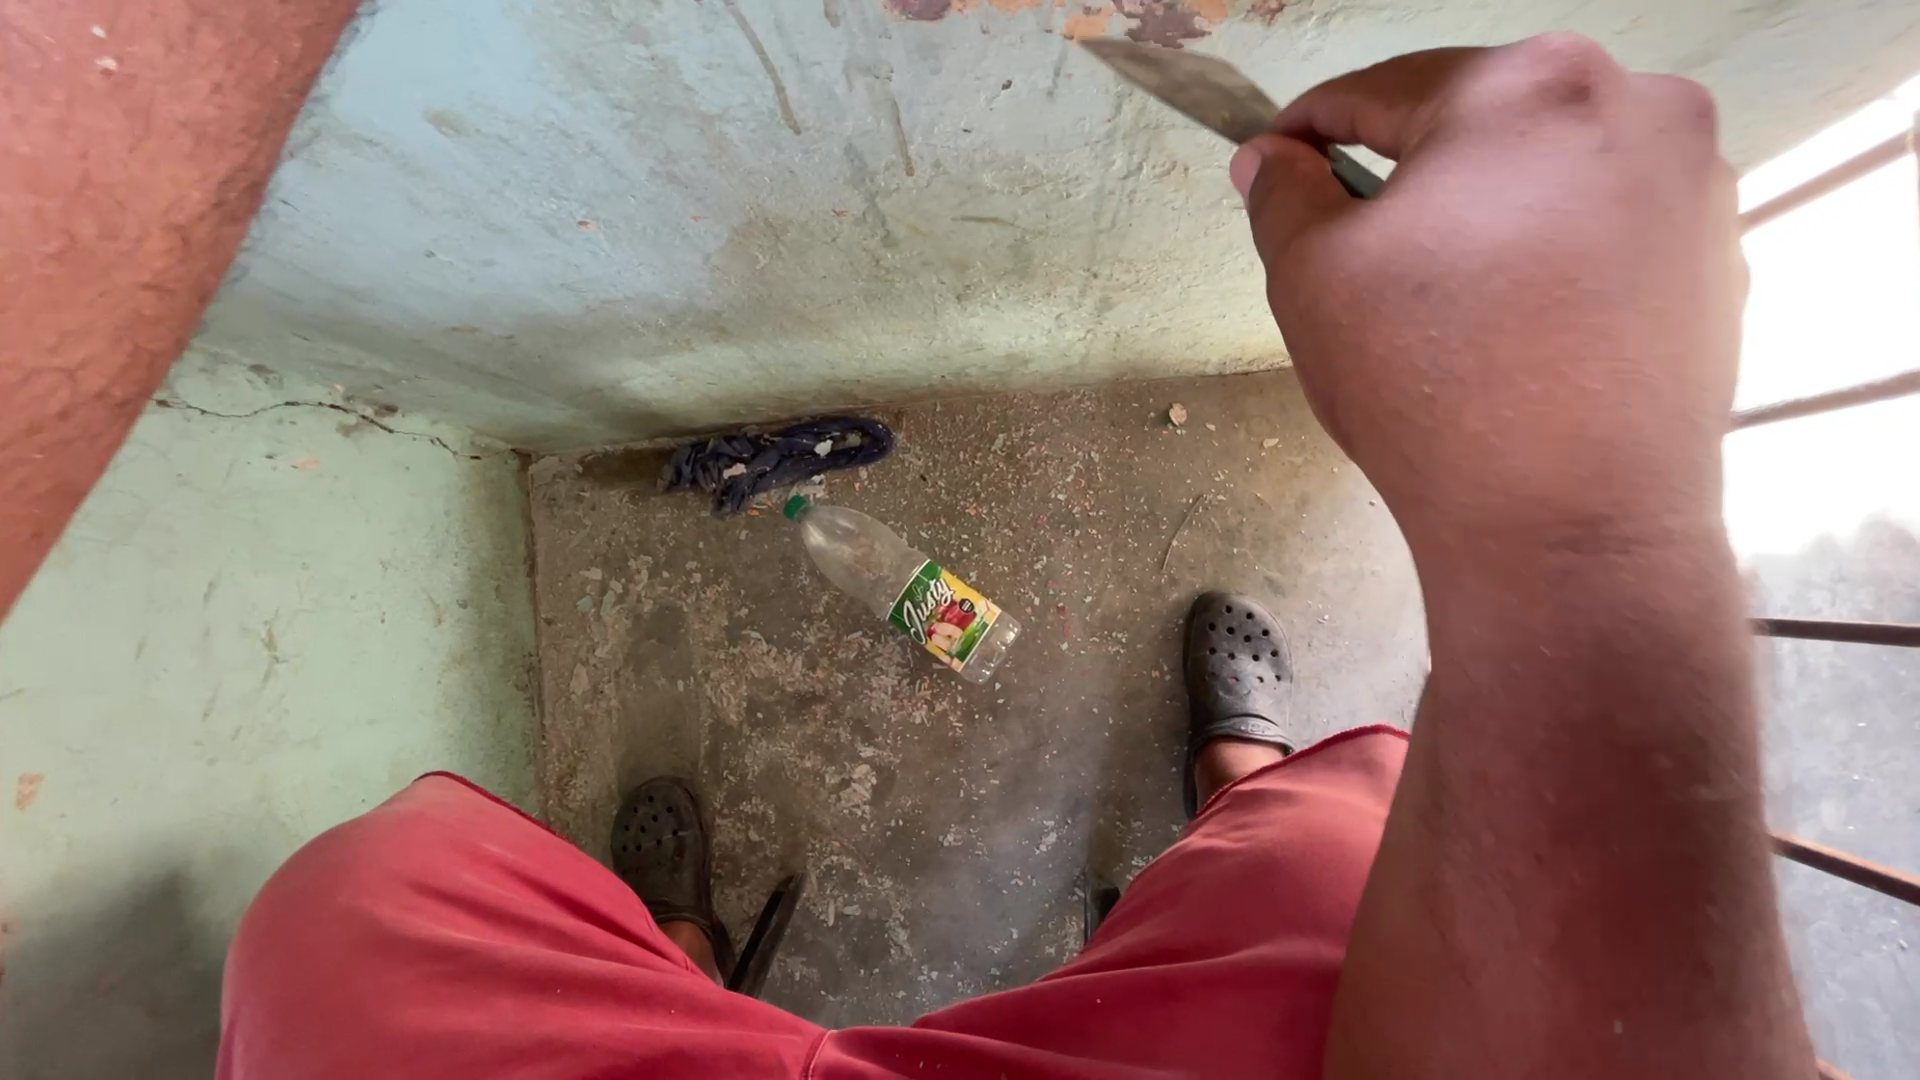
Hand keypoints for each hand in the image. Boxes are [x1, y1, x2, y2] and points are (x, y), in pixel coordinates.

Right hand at [1233, 35, 1744, 559]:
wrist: (1559, 514)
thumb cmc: (1418, 379)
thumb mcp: (1309, 278)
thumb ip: (1279, 197)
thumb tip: (1266, 158)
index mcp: (1520, 89)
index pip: (1378, 89)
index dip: (1305, 128)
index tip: (1269, 166)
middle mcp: (1632, 103)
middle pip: (1469, 128)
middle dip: (1396, 182)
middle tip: (1349, 257)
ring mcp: (1691, 180)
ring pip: (1535, 179)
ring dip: (1468, 219)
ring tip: (1429, 308)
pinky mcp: (1713, 256)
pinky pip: (1592, 231)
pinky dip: (1533, 259)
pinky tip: (1501, 331)